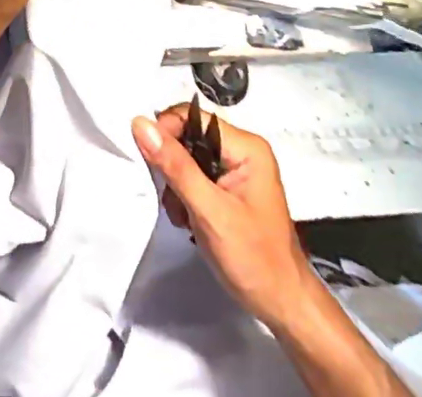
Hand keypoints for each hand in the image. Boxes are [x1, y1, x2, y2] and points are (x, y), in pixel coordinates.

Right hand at [132, 105, 309, 323]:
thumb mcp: (209, 210)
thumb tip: (140, 124)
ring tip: (182, 214)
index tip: (152, 164)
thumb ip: (175, 166)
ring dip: (174, 183)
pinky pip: (192, 174)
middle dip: (170, 164)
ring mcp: (235, 170)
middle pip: (187, 135)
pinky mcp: (227, 188)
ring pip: (186, 156)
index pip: (191, 117)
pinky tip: (187, 218)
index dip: (165, 133)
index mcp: (246, 147)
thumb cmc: (253, 257)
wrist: (281, 304)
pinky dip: (182, 194)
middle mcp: (242, 151)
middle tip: (171, 197)